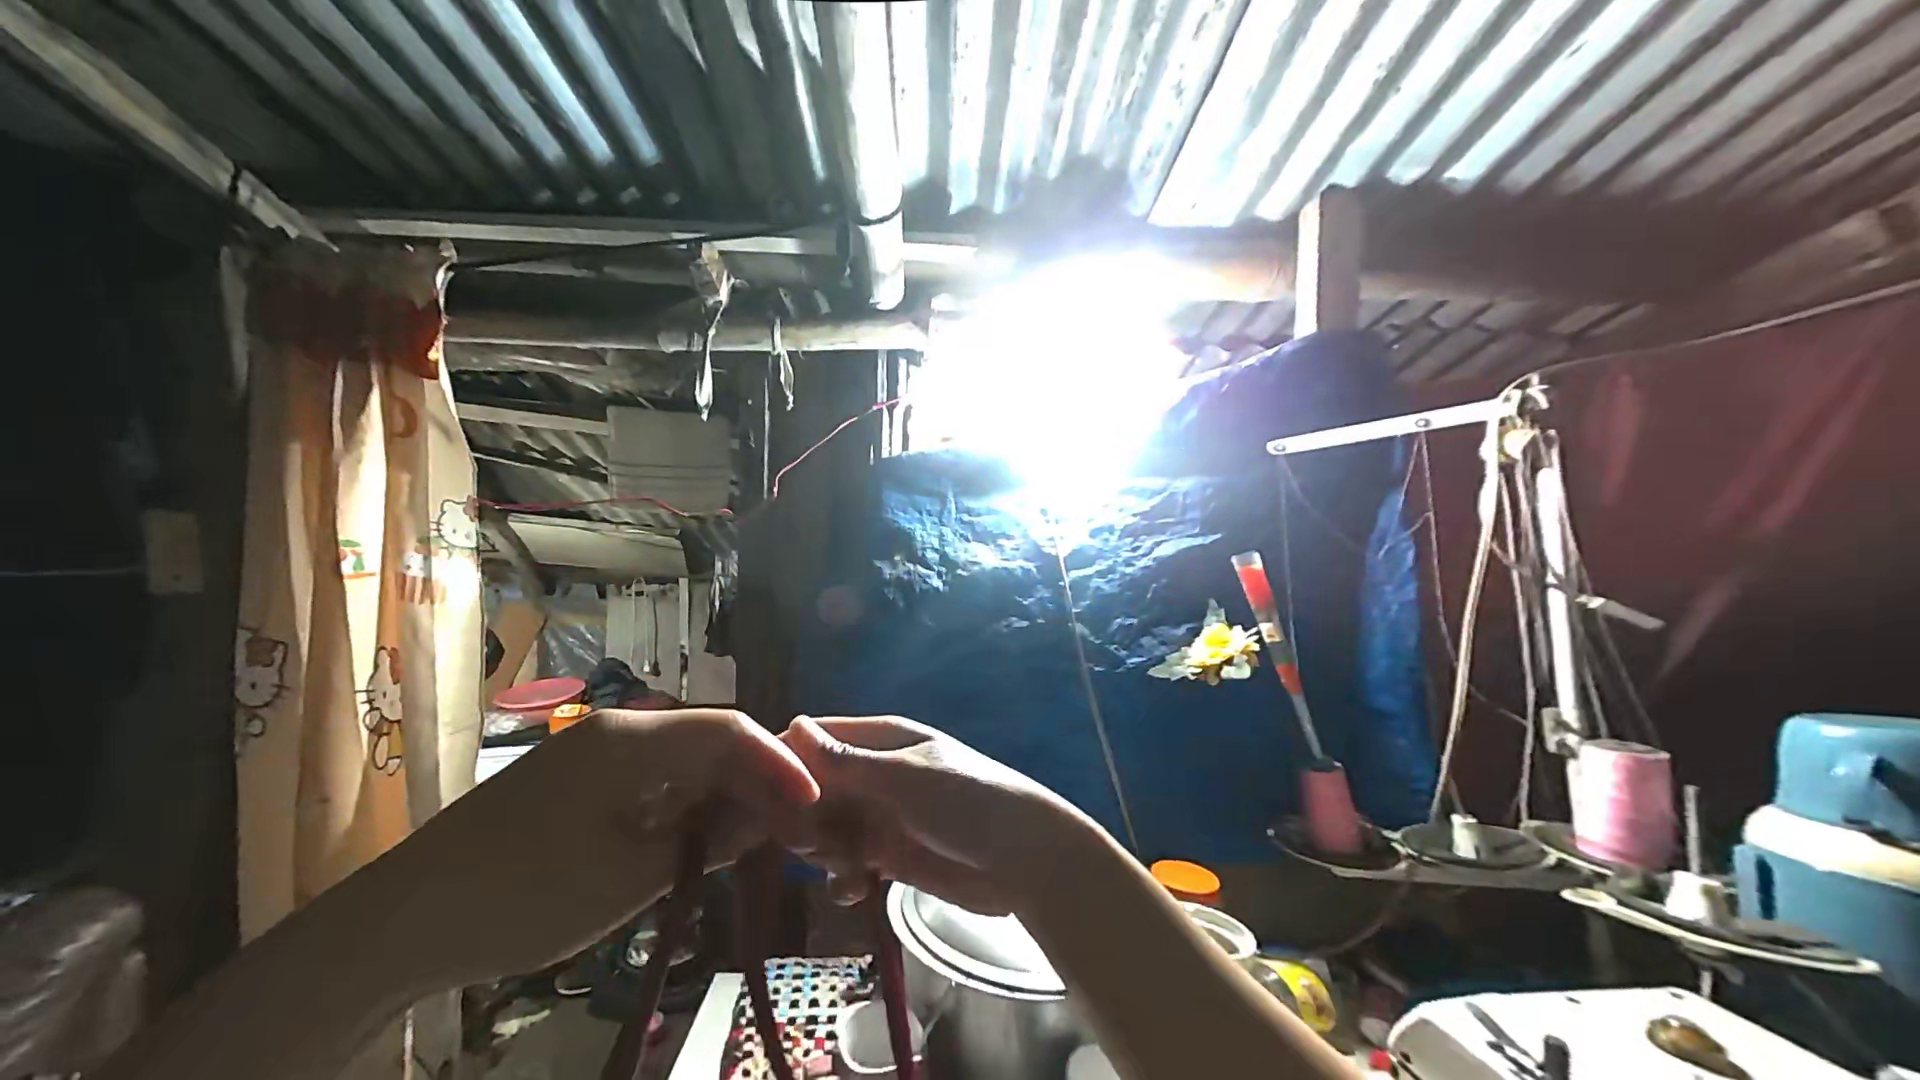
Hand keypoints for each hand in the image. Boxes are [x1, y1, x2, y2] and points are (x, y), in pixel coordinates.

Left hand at [385, 708, 816, 982]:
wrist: (395, 925)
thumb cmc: (522, 896)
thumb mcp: (630, 877)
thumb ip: (708, 842)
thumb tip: (765, 820)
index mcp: (630, 737)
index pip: (727, 731)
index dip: (776, 763)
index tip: (812, 801)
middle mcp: (616, 729)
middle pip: (708, 740)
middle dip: (755, 778)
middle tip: (790, 822)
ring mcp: (592, 752)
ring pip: (682, 759)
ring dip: (723, 792)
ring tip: (755, 832)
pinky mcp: (576, 779)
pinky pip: (651, 778)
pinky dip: (685, 803)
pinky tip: (700, 835)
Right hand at [779, 715, 1085, 916]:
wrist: (1023, 860)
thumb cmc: (965, 802)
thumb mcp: (903, 778)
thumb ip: (845, 761)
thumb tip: (793, 724)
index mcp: (882, 739)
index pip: (818, 739)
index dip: (788, 763)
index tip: (768, 795)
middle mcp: (876, 773)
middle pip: (816, 789)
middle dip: (805, 816)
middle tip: (810, 841)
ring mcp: (883, 816)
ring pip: (827, 828)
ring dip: (823, 849)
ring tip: (843, 862)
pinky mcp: (891, 856)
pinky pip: (848, 863)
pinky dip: (844, 876)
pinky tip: (855, 888)